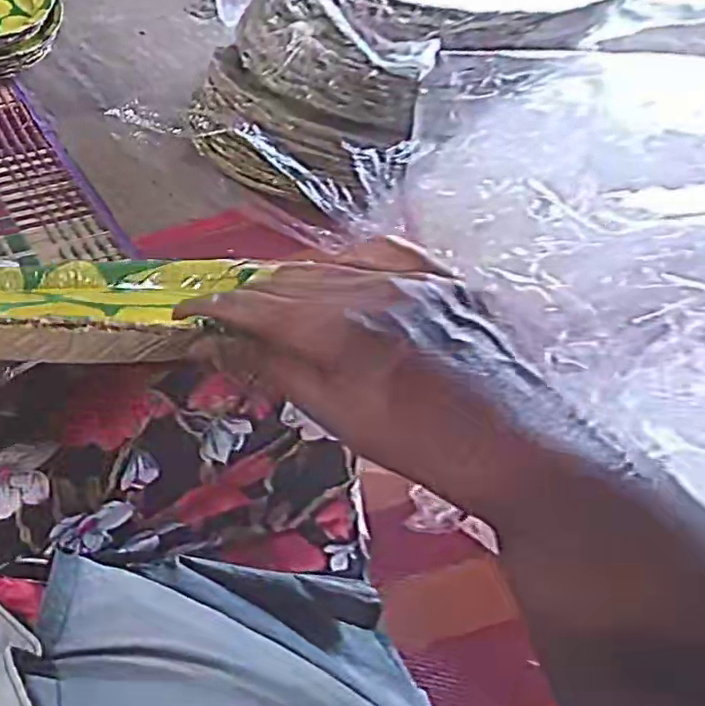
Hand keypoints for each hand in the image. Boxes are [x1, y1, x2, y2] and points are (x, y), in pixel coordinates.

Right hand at [175, 239, 615, 519]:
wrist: (521, 453)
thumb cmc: (415, 444)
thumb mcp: (328, 412)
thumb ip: (266, 368)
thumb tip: (210, 344)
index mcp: (340, 328)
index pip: (253, 305)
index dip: (210, 306)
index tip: (183, 313)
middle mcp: (373, 289)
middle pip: (282, 279)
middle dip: (243, 296)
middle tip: (221, 319)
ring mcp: (413, 279)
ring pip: (323, 264)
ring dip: (284, 282)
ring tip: (268, 304)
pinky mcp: (443, 280)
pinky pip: (378, 252)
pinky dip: (341, 262)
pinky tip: (332, 277)